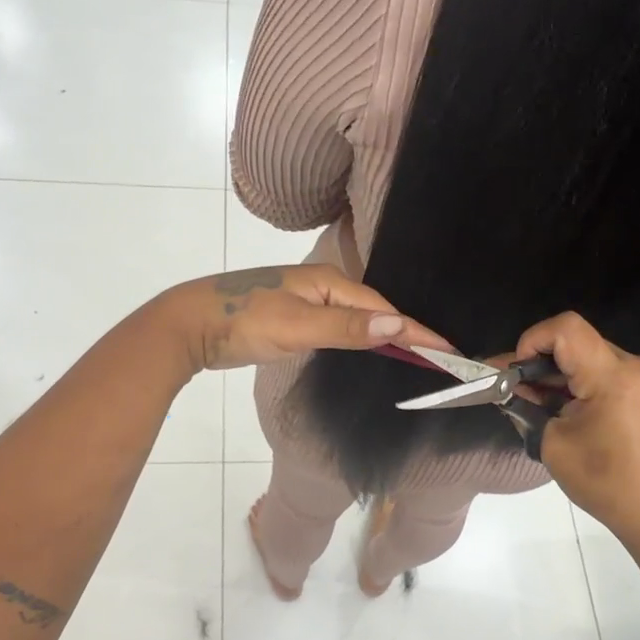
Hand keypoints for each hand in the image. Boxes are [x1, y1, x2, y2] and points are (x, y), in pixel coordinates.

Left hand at [158, 264, 451, 371]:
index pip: (383, 309)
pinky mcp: (292, 319)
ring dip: (383, 336)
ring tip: (413, 356)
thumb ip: (347, 329)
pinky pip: (338, 327)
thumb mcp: (298, 326)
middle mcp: (322, 286)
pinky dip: (359, 340)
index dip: (415, 330)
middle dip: (406, 331)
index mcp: (328, 282)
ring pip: (356, 319)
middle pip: (373, 311)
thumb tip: (397, 326)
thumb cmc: (245, 322)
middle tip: (439, 357)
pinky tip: (366, 352)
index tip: (448, 350)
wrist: (191, 324)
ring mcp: (306, 301)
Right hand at [514, 312, 639, 542]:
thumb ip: (529, 406)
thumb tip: (513, 387)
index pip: (566, 329)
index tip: (518, 372)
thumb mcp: (552, 444)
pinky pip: (613, 371)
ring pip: (594, 356)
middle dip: (544, 362)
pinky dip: (587, 383)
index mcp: (615, 378)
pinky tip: (577, 412)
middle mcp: (639, 367)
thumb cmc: (604, 484)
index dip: (532, 340)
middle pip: (579, 342)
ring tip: (548, 406)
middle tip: (521, 392)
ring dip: (566, 374)